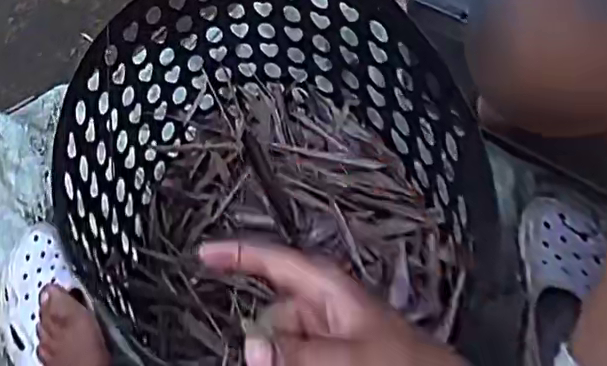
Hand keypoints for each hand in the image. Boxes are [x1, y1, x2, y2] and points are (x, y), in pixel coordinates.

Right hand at [198, 241, 465, 365]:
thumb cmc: (405, 362)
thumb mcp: (346, 354)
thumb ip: (296, 350)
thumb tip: (251, 345)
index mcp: (323, 284)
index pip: (268, 257)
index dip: (232, 252)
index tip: (201, 253)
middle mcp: (324, 303)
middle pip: (274, 311)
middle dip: (263, 334)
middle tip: (259, 358)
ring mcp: (333, 332)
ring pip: (287, 340)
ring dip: (280, 354)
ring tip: (282, 361)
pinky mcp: (340, 355)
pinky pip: (302, 355)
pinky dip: (294, 359)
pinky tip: (293, 363)